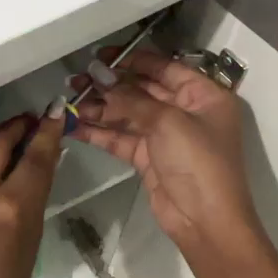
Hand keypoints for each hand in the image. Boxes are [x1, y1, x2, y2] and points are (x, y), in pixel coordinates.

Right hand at [73, 51, 265, 266]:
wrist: (205, 221)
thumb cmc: (198, 162)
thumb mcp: (168, 122)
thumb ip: (131, 99)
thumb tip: (101, 77)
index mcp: (203, 95)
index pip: (165, 68)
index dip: (134, 60)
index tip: (102, 56)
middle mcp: (185, 111)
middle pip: (143, 90)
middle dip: (111, 84)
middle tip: (78, 79)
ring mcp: (166, 135)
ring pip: (128, 114)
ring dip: (100, 107)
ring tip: (71, 100)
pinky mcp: (149, 157)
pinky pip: (121, 138)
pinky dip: (100, 132)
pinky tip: (76, 126)